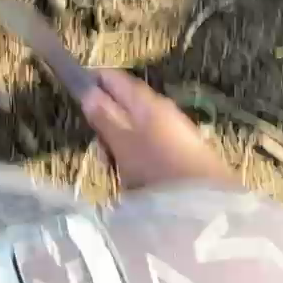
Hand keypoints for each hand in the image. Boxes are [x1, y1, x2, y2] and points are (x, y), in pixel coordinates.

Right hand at [79, 70, 232, 189]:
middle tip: (100, 148)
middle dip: (104, 122)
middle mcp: (160, 108)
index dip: (91, 82)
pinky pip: (146, 145)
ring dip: (118, 143)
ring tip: (117, 168)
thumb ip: (103, 117)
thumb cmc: (157, 168)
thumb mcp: (122, 143)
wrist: (207, 205)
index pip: (112, 77)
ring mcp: (172, 129)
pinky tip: (135, 176)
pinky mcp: (180, 151)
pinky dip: (134, 156)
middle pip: (121, 104)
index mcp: (145, 101)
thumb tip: (86, 91)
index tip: (74, 97)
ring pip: (132, 127)